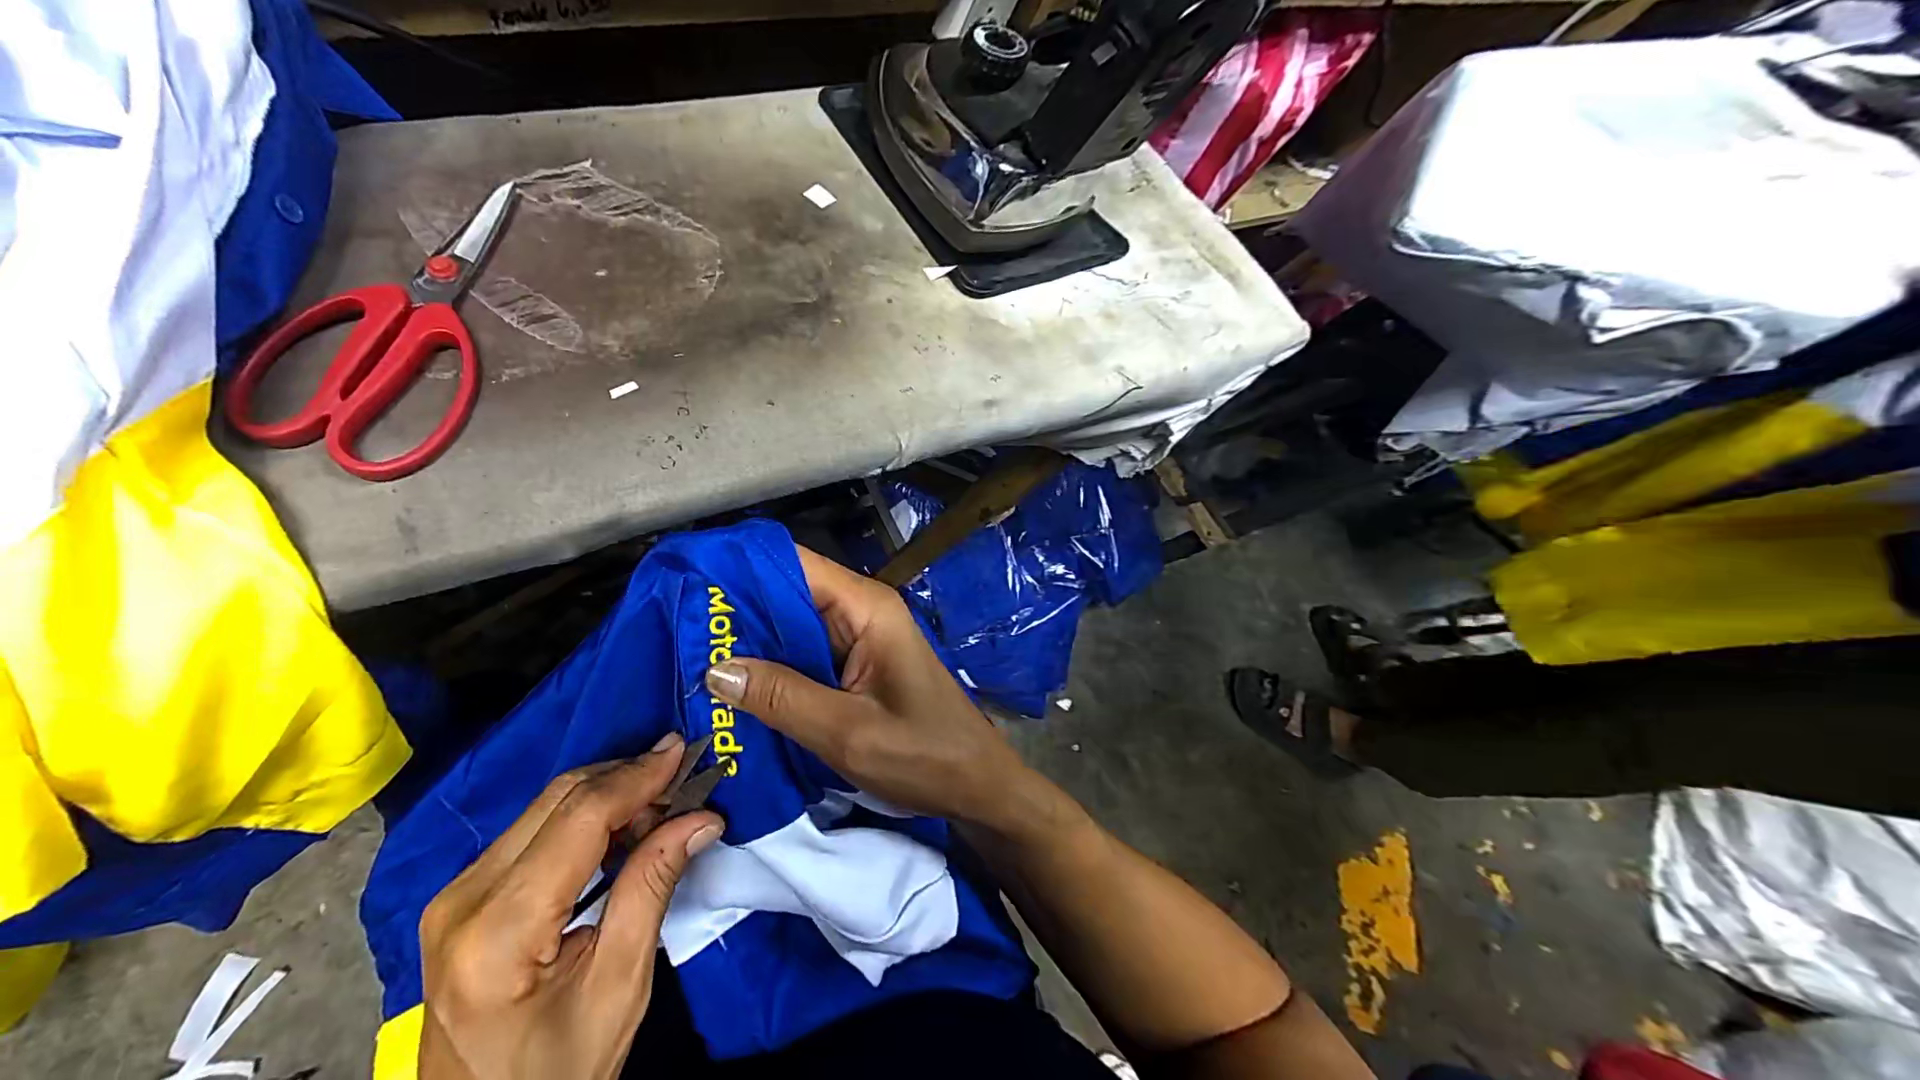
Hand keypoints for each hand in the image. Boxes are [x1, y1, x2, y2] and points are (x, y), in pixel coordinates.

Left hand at [418, 736, 724, 1079]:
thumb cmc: (560, 1069)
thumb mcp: (619, 985)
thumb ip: (652, 888)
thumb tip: (701, 818)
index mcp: (498, 930)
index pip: (578, 819)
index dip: (637, 777)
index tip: (685, 752)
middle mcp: (463, 899)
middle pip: (557, 802)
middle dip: (627, 778)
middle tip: (684, 778)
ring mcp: (454, 897)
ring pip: (544, 808)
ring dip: (608, 794)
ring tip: (663, 804)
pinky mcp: (462, 899)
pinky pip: (532, 830)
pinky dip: (585, 817)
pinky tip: (622, 827)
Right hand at [704, 545, 1045, 833]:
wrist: (976, 787)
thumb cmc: (925, 756)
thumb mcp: (849, 732)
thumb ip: (782, 697)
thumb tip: (714, 668)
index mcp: (867, 609)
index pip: (794, 565)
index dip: (740, 569)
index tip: (685, 584)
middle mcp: (861, 613)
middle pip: (787, 594)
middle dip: (734, 611)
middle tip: (672, 631)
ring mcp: (858, 640)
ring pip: (791, 627)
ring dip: (748, 644)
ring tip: (685, 658)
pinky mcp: (854, 668)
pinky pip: (803, 656)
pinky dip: (769, 669)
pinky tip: (729, 688)